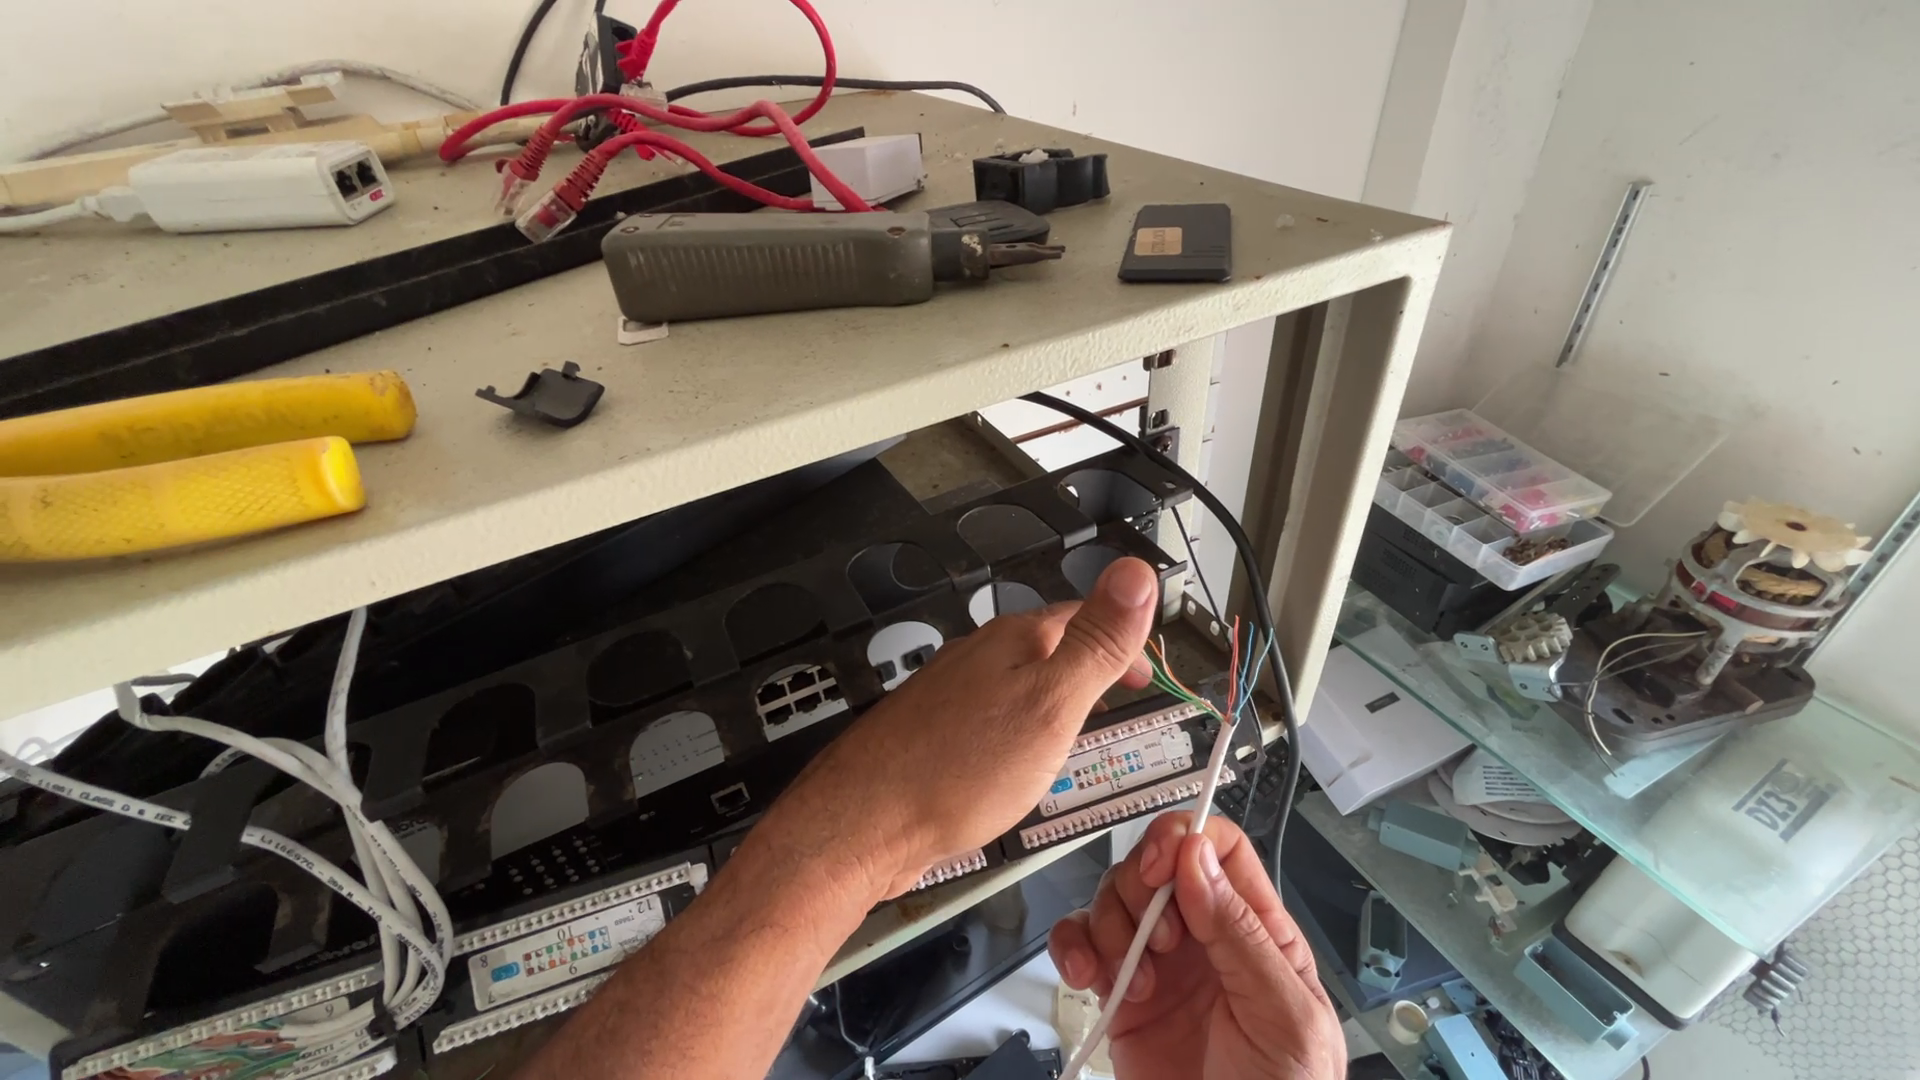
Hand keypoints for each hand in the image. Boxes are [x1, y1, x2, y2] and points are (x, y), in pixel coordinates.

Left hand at [763, 558, 1160, 898]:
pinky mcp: (933, 728)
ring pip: (1018, 682)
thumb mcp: (1053, 702)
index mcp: (1013, 640)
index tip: (1146, 673)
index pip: (1082, 617)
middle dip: (1088, 670)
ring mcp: (951, 691)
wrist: (866, 821)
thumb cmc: (961, 766)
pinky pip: (991, 716)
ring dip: (1053, 699)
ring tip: (1077, 735)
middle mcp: (978, 655)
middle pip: (1048, 648)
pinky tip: (1018, 761)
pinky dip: (1019, 728)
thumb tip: (1136, 571)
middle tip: (1117, 705)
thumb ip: (1097, 642)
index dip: (1121, 641)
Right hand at [1049, 813, 1344, 1079]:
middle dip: (1140, 890)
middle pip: (1154, 862)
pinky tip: (1088, 978)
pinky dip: (1072, 946)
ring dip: (1107, 925)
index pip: (1219, 848)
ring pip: (1113, 895)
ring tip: (1131, 980)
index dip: (1183, 839)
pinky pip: (1080, 940)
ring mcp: (1156, 960)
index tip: (1160, 867)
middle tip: (1156, 942)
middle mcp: (1201, 934)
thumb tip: (1195, 856)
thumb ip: (1242, 935)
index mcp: (1254, 929)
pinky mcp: (1117, 989)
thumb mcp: (1284, 1019)